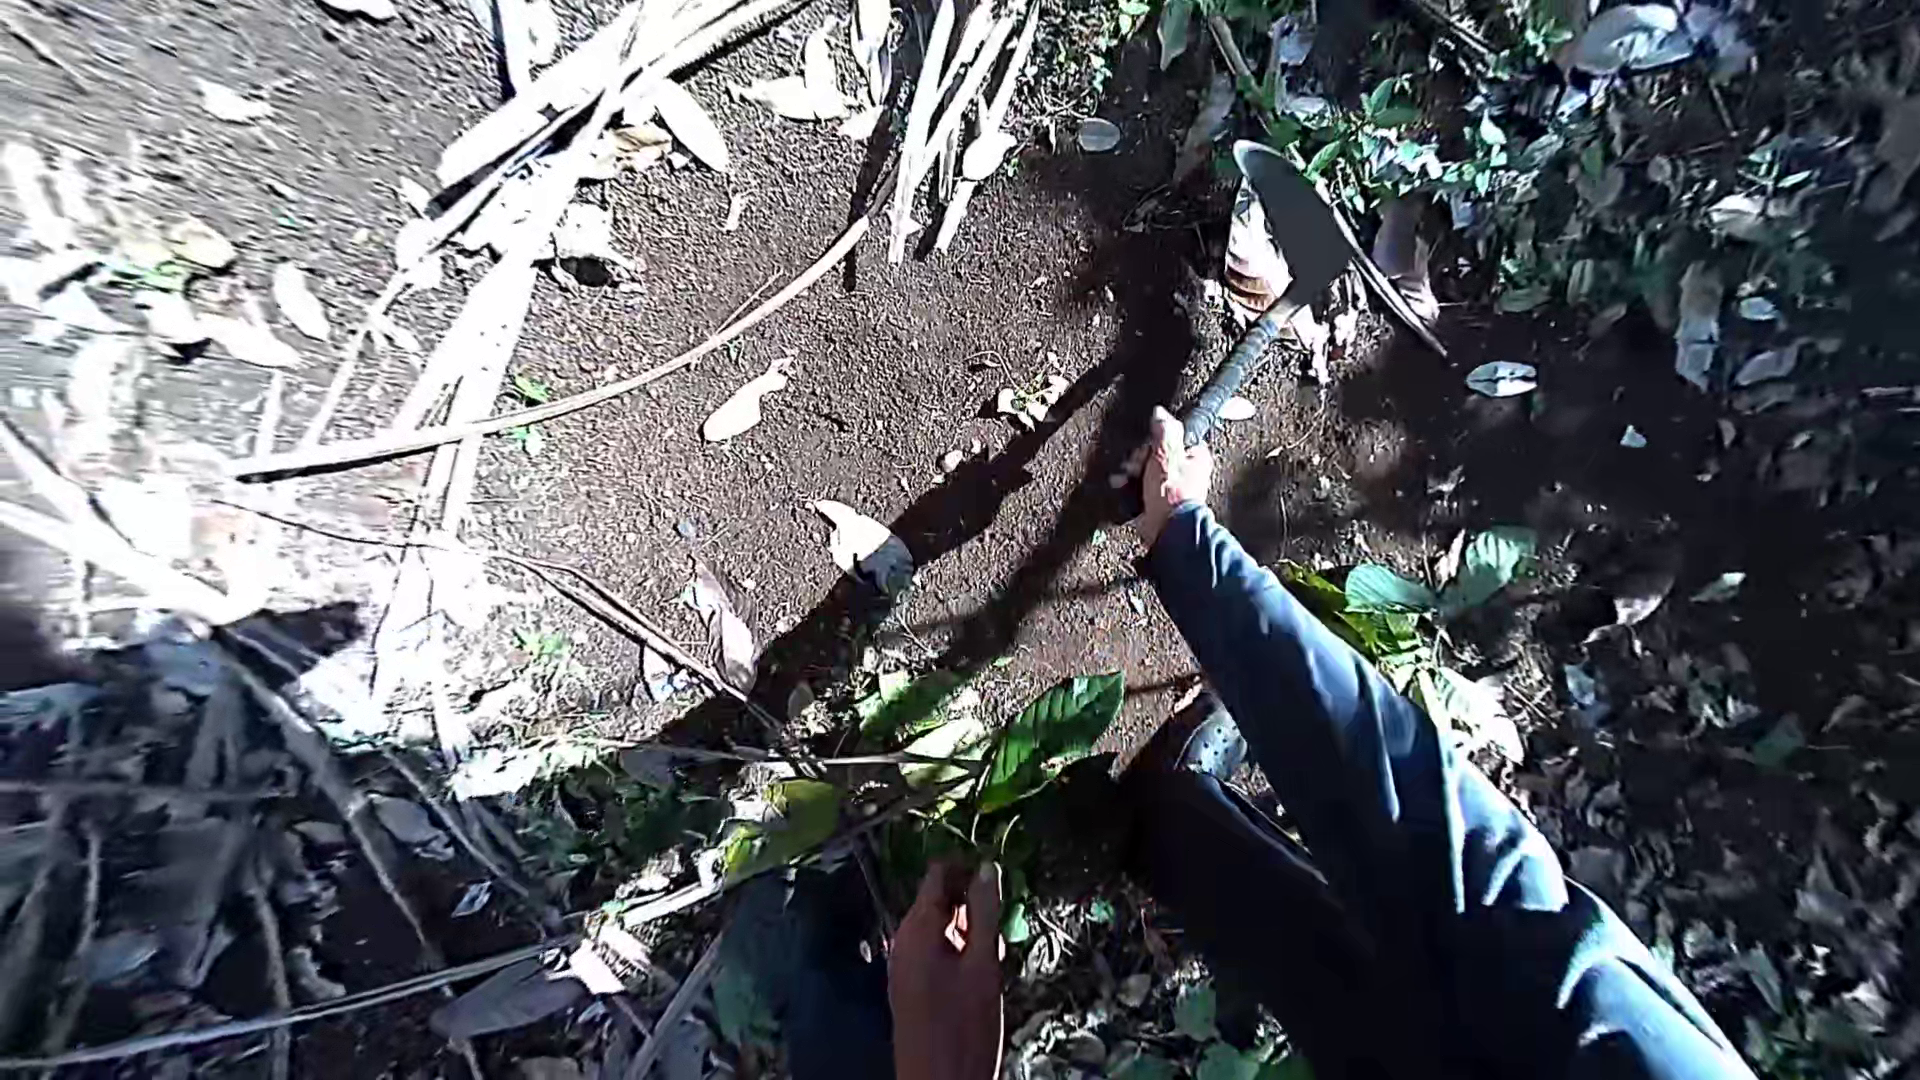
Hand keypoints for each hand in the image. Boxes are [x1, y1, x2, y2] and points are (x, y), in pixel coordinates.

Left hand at [889, 861, 1004, 1079]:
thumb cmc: (964, 1029)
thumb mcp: (983, 965)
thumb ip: (984, 912)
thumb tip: (986, 866)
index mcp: (918, 927)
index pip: (938, 873)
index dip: (967, 869)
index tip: (996, 882)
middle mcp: (904, 938)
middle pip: (937, 898)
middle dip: (969, 903)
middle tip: (1000, 926)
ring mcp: (902, 962)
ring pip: (937, 925)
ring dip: (965, 928)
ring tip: (992, 954)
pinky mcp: (907, 984)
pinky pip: (931, 948)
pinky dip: (954, 948)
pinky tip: (976, 975)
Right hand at [1135, 406, 1213, 548]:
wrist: (1166, 528)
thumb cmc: (1172, 494)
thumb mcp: (1167, 454)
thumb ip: (1164, 431)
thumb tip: (1160, 413)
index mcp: (1195, 457)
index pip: (1171, 438)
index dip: (1154, 441)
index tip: (1146, 447)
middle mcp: (1185, 471)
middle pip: (1154, 454)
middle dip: (1138, 459)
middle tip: (1135, 466)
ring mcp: (1171, 486)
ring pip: (1145, 470)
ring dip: (1130, 472)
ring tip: (1124, 478)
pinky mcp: (1158, 500)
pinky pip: (1140, 486)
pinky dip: (1129, 486)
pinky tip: (1122, 486)